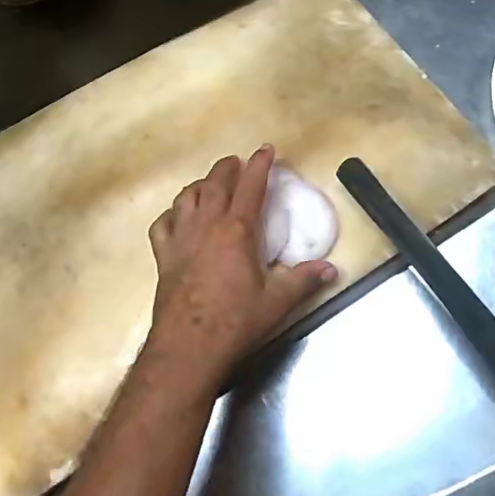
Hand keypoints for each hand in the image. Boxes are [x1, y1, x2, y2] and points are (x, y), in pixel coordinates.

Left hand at [143, 145, 336, 390]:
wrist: (188, 346)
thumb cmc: (235, 322)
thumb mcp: (276, 302)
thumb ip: (304, 281)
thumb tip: (332, 269)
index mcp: (237, 230)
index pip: (251, 186)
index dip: (260, 164)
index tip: (266, 149)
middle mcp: (206, 225)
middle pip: (215, 183)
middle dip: (227, 167)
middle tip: (236, 162)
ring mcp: (181, 238)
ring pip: (186, 197)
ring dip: (200, 185)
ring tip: (209, 185)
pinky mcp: (163, 256)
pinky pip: (162, 224)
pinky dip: (171, 214)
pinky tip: (177, 218)